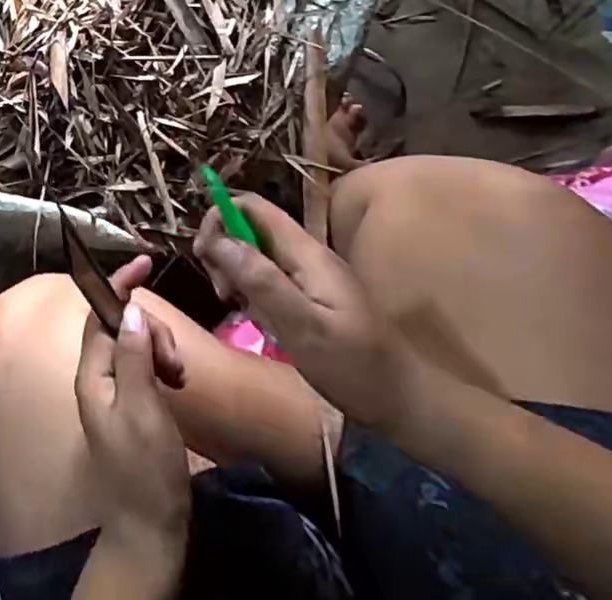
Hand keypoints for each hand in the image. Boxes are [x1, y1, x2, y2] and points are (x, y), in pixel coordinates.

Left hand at [75, 294, 190, 556]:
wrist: (149, 527)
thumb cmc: (145, 468)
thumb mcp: (142, 408)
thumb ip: (134, 356)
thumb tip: (130, 310)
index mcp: (92, 373)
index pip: (98, 314)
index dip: (117, 285)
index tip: (143, 263)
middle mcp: (97, 376)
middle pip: (120, 326)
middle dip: (151, 330)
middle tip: (174, 365)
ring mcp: (114, 390)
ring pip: (136, 344)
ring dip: (160, 349)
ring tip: (178, 377)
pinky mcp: (131, 403)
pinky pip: (144, 366)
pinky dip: (161, 366)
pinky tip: (176, 383)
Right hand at [192, 193, 415, 431]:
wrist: (405, 403)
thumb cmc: (354, 367)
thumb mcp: (302, 326)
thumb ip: (261, 280)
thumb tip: (220, 240)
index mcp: (306, 253)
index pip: (252, 207)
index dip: (221, 218)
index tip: (206, 255)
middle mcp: (304, 255)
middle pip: (247, 227)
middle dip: (223, 250)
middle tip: (222, 291)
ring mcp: (306, 275)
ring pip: (252, 252)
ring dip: (233, 272)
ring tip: (235, 304)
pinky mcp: (306, 294)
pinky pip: (264, 277)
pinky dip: (249, 290)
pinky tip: (255, 317)